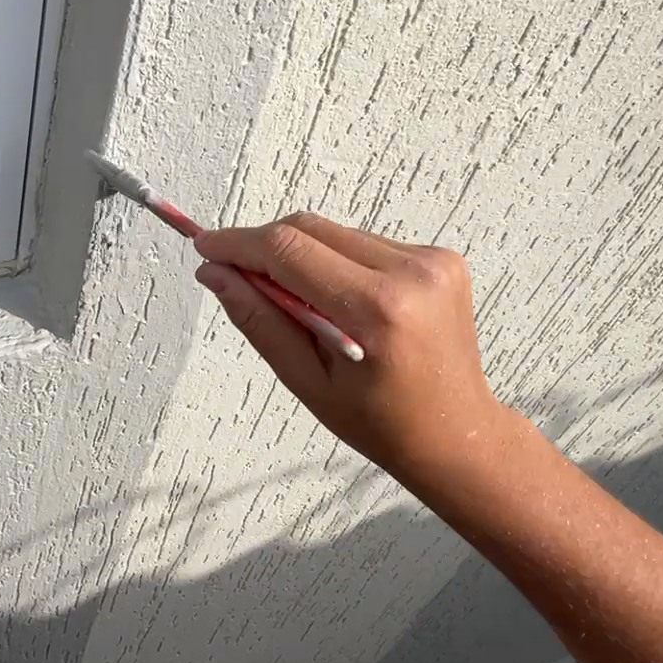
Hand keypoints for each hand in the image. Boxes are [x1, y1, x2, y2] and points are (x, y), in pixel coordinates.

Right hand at [192, 213, 506, 482]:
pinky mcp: (440, 257)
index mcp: (376, 310)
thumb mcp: (304, 380)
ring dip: (299, 254)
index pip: (287, 249)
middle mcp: (410, 273)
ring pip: (332, 232)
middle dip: (262, 246)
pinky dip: (333, 261)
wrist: (457, 433)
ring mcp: (432, 260)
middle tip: (237, 276)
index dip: (237, 243)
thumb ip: (257, 318)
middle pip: (307, 229)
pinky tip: (338, 300)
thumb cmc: (378, 421)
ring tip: (297, 302)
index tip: (205, 248)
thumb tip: (213, 273)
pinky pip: (360, 241)